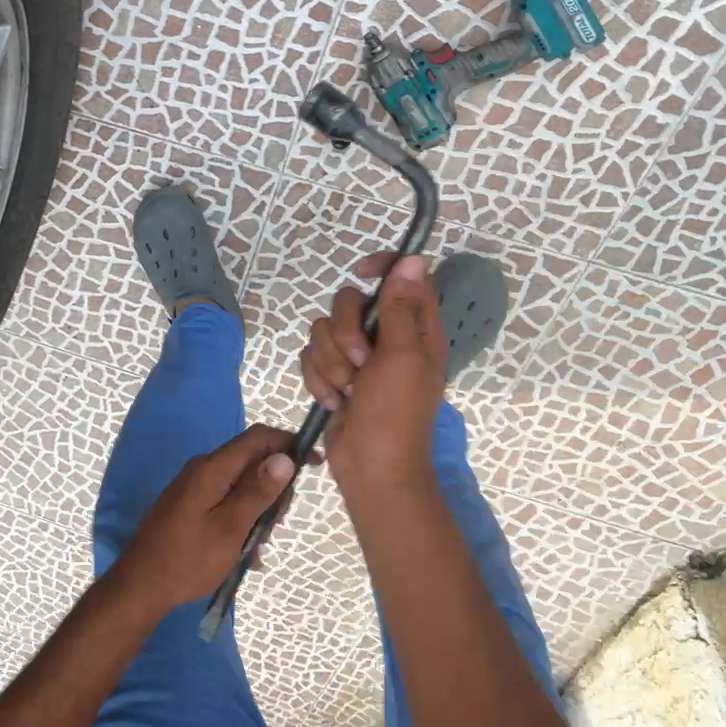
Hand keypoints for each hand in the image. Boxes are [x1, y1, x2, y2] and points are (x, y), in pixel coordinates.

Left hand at [111, 424, 300, 610]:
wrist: (141, 586)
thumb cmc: (189, 559)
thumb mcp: (231, 528)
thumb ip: (258, 491)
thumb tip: (285, 457)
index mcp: (212, 468)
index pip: (258, 437)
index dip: (288, 444)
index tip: (314, 465)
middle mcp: (203, 469)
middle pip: (251, 460)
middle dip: (273, 486)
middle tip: (278, 523)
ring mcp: (194, 487)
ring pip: (240, 484)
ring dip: (258, 509)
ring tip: (260, 544)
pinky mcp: (190, 505)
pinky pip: (226, 501)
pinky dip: (242, 520)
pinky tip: (246, 553)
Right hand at [299, 253, 447, 488]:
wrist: (370, 467)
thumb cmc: (395, 414)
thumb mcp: (402, 357)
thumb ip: (401, 307)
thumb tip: (414, 259)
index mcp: (415, 329)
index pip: (402, 277)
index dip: (383, 267)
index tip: (363, 273)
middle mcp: (386, 338)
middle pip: (349, 302)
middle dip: (344, 333)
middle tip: (360, 362)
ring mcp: (357, 358)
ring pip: (323, 330)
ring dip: (329, 363)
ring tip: (347, 391)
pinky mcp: (333, 375)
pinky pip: (310, 357)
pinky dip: (318, 380)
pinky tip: (334, 402)